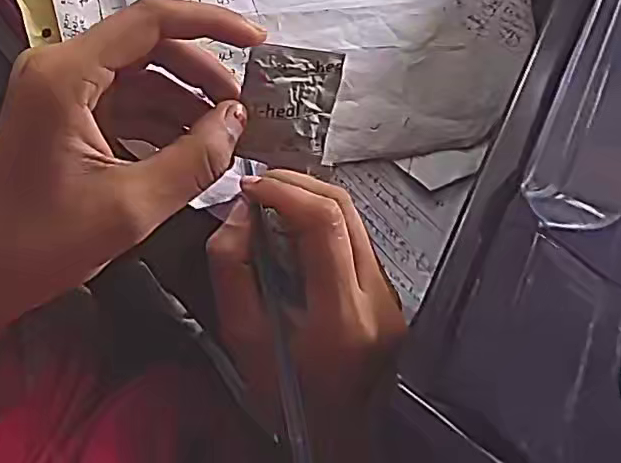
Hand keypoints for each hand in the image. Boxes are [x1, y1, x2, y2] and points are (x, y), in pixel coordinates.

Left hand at [0, 0, 264, 388]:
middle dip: (200, 72)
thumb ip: (195, 159)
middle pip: (148, 44)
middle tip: (242, 106)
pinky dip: (160, 114)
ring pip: (140, 70)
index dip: (209, 22)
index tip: (256, 39)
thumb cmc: (43, 246)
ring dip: (184, 95)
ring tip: (225, 128)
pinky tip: (193, 140)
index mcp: (65, 74)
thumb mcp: (131, 207)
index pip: (149, 20)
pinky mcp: (66, 105)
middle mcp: (59, 63)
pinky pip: (125, 95)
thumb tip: (237, 120)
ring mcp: (60, 83)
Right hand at [209, 171, 406, 462]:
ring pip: (353, 216)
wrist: (334, 442)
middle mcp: (378, 302)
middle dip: (295, 184)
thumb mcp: (240, 337)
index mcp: (343, 319)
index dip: (283, 190)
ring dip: (308, 198)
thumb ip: (231, 266)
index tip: (252, 187)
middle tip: (260, 186)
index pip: (324, 221)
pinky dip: (321, 220)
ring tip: (272, 203)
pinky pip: (355, 237)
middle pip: (343, 207)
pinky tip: (293, 232)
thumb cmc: (288, 403)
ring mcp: (390, 298)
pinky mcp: (388, 295)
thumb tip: (238, 213)